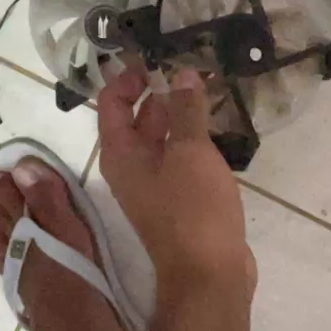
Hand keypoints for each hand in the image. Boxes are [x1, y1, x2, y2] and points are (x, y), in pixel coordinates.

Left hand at [96, 65, 255, 299]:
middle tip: (192, 67)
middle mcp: (132, 169)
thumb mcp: (191, 152)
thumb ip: (188, 110)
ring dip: (181, 116)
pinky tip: (219, 131)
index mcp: (121, 154)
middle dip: (161, 92)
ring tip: (210, 91)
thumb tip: (183, 74)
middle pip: (138, 120)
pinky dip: (194, 141)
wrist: (209, 274)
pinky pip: (181, 160)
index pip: (112, 103)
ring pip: (163, 141)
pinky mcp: (180, 202)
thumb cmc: (192, 209)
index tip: (158, 57)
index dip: (130, 77)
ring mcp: (156, 187)